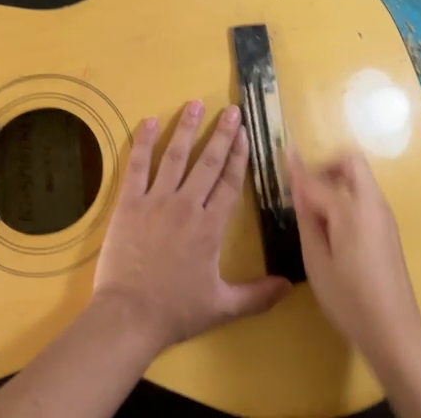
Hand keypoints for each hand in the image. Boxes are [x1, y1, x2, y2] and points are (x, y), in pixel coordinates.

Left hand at [92, 101, 292, 349]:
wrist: (129, 316)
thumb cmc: (176, 311)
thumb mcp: (222, 308)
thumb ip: (257, 295)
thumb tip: (290, 286)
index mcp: (210, 228)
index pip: (229, 183)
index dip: (238, 156)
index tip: (244, 133)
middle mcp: (186, 206)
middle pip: (207, 163)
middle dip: (221, 134)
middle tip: (230, 109)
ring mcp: (156, 201)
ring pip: (175, 157)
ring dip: (186, 128)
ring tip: (195, 104)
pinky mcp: (129, 204)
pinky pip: (137, 166)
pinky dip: (143, 143)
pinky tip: (150, 121)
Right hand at [289, 150, 420, 360]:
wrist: (394, 330)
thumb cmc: (348, 299)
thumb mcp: (316, 261)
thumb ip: (306, 217)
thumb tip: (296, 185)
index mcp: (351, 209)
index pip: (317, 179)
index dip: (297, 170)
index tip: (282, 159)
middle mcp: (372, 203)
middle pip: (351, 161)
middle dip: (326, 166)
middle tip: (306, 189)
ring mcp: (385, 214)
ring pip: (360, 178)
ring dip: (338, 181)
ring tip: (316, 213)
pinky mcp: (390, 227)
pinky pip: (366, 196)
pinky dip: (348, 196)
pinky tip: (335, 228)